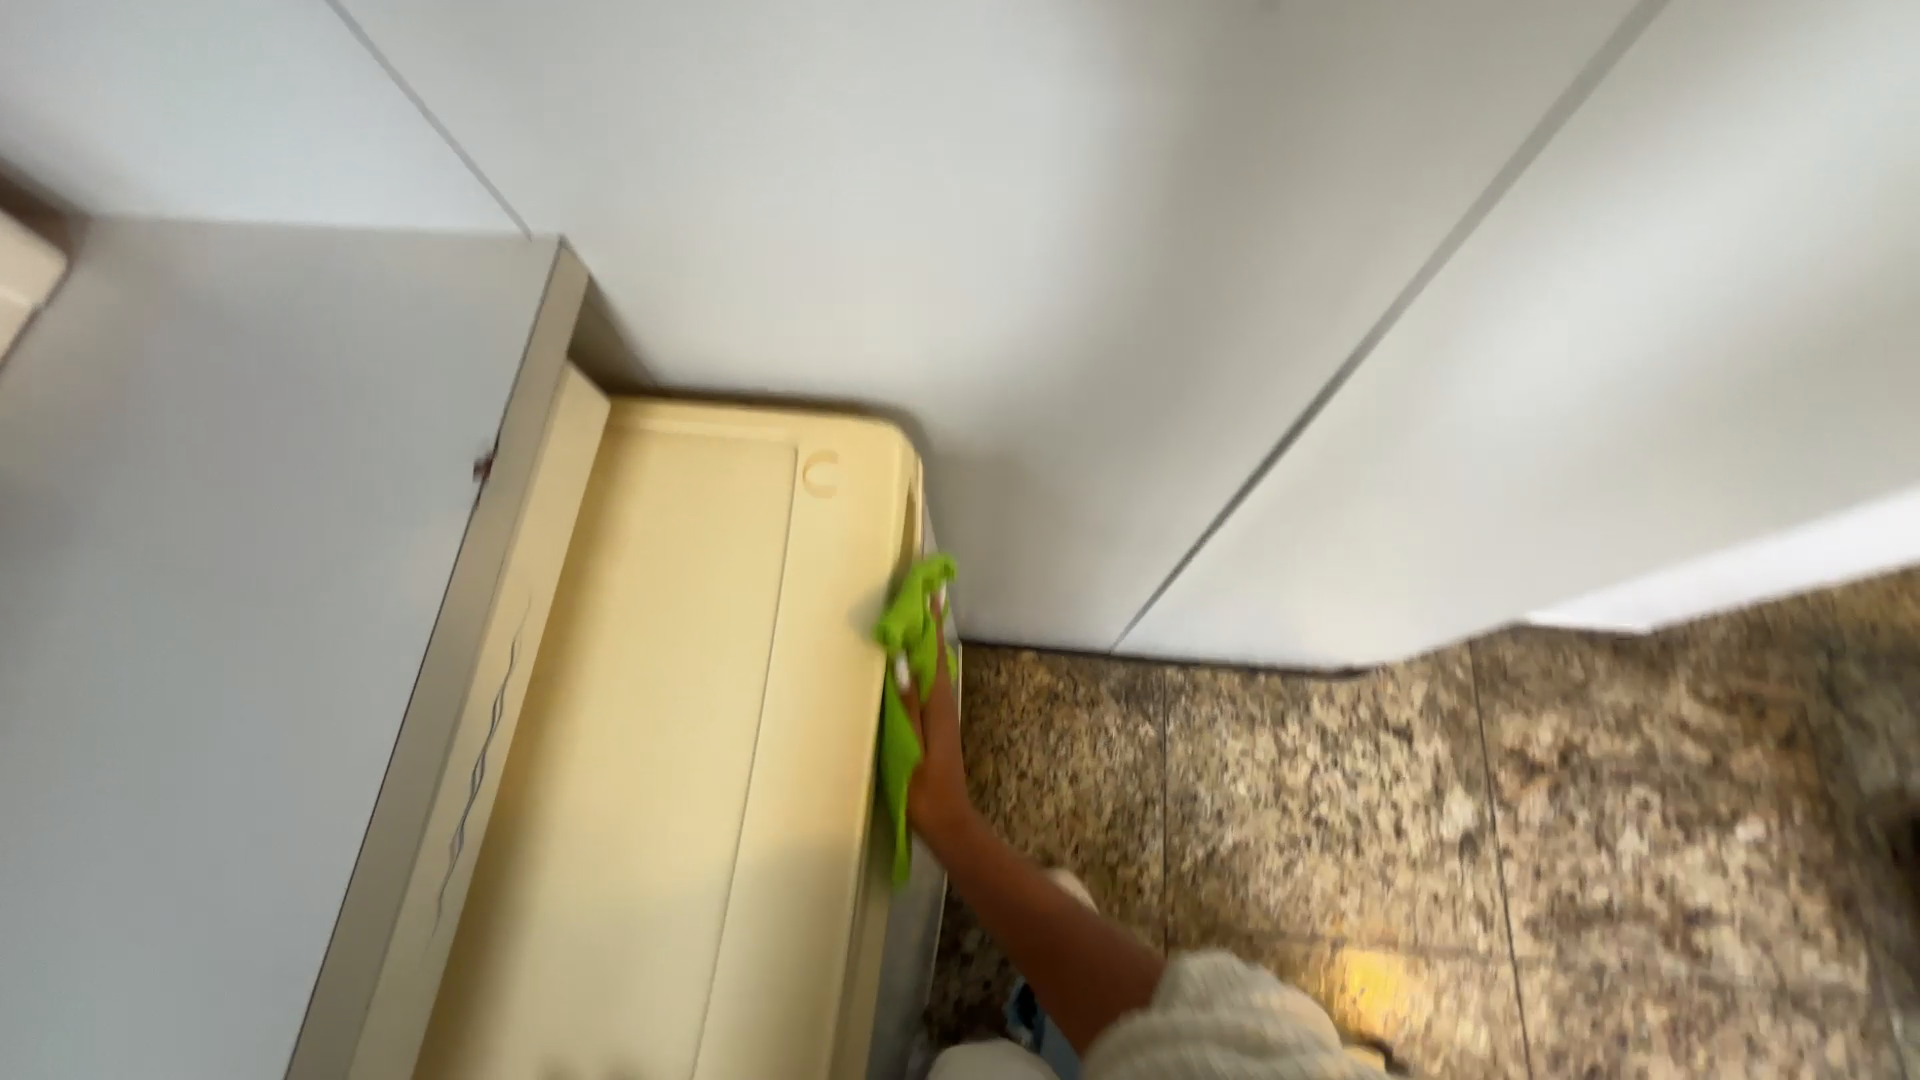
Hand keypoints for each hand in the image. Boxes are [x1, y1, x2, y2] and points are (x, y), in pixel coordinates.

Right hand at [902, 599, 976, 851]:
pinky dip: (920, 663)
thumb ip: (906, 704)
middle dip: (927, 622)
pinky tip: (909, 662)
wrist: (948, 820)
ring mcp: (942, 712)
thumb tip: (900, 662)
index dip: (931, 620)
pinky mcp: (936, 723)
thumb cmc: (924, 786)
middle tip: (918, 590)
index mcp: (938, 702)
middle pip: (934, 653)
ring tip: (912, 614)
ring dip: (923, 640)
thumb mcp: (909, 745)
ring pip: (932, 666)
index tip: (931, 588)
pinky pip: (928, 681)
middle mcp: (943, 701)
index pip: (933, 650)